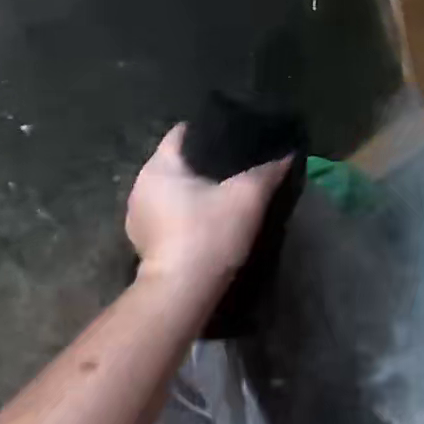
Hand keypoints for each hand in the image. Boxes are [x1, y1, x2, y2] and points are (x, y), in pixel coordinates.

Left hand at [125, 124, 292, 289]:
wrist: (181, 292)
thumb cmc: (209, 233)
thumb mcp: (248, 196)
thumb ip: (268, 170)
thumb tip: (287, 154)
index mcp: (159, 166)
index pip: (182, 133)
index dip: (209, 130)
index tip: (235, 136)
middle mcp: (140, 184)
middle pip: (177, 161)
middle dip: (204, 161)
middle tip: (236, 163)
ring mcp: (137, 215)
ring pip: (172, 188)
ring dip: (193, 188)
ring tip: (223, 190)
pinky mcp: (142, 240)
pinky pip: (167, 211)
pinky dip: (185, 210)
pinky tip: (206, 218)